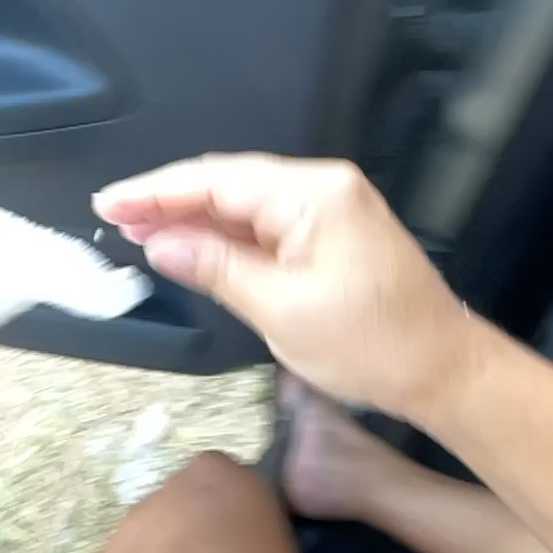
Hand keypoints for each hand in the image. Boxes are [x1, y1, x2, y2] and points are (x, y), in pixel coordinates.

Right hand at [93, 153, 478, 419]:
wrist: (442, 370)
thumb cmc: (372, 345)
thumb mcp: (281, 309)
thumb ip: (216, 268)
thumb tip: (160, 244)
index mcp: (314, 196)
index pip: (216, 182)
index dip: (155, 191)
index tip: (110, 201)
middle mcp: (320, 188)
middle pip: (225, 185)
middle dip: (166, 200)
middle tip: (113, 214)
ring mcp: (325, 209)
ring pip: (239, 205)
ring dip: (189, 219)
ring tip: (137, 228)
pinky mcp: (325, 233)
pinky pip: (261, 226)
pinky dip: (221, 237)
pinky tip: (186, 244)